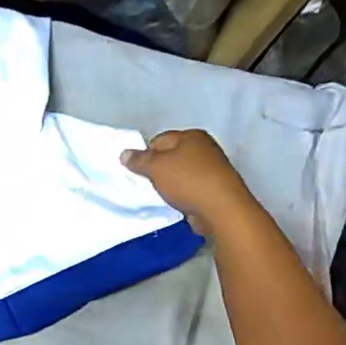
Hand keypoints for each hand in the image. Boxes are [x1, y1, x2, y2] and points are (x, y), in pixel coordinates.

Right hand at [122, 129, 259, 235]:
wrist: (220, 208)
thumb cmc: (187, 181)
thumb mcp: (156, 167)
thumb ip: (138, 160)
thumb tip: (124, 154)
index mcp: (191, 136)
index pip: (159, 140)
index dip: (145, 155)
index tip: (138, 172)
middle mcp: (204, 148)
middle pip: (170, 157)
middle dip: (157, 170)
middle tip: (147, 184)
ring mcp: (212, 168)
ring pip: (180, 174)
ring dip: (169, 184)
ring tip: (161, 196)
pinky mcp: (214, 188)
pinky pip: (190, 188)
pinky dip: (181, 195)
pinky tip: (176, 204)